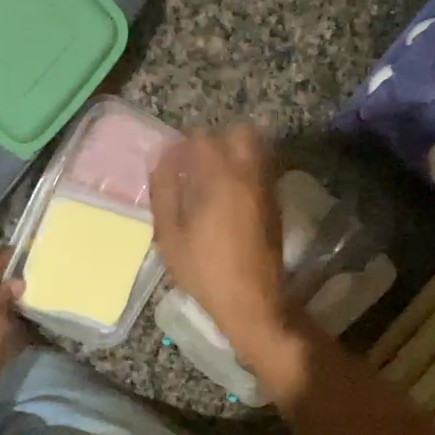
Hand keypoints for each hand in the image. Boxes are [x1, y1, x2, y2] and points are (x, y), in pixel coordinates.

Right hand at [149, 127, 291, 365]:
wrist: (252, 301)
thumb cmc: (204, 271)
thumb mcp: (170, 236)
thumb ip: (164, 192)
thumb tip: (159, 160)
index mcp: (220, 177)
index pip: (201, 138)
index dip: (181, 145)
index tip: (169, 163)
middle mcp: (249, 173)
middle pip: (238, 133)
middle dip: (214, 141)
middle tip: (193, 165)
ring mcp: (267, 187)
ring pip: (254, 149)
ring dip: (231, 154)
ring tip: (209, 181)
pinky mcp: (275, 203)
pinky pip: (261, 170)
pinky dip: (243, 172)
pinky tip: (226, 199)